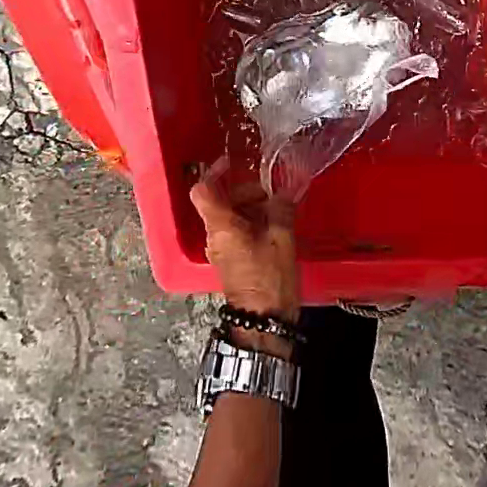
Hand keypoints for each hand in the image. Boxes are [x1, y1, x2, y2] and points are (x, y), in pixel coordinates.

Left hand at [189, 156, 299, 322]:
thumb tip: (284, 190)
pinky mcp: (231, 260)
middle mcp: (214, 235)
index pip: (202, 190)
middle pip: (220, 202)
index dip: (215, 173)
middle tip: (270, 192)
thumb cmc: (269, 279)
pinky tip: (274, 226)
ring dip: (250, 208)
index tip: (233, 164)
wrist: (264, 322)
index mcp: (220, 225)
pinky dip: (251, 223)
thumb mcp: (281, 240)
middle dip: (244, 191)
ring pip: (229, 217)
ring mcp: (221, 249)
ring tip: (277, 209)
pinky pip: (235, 232)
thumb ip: (281, 209)